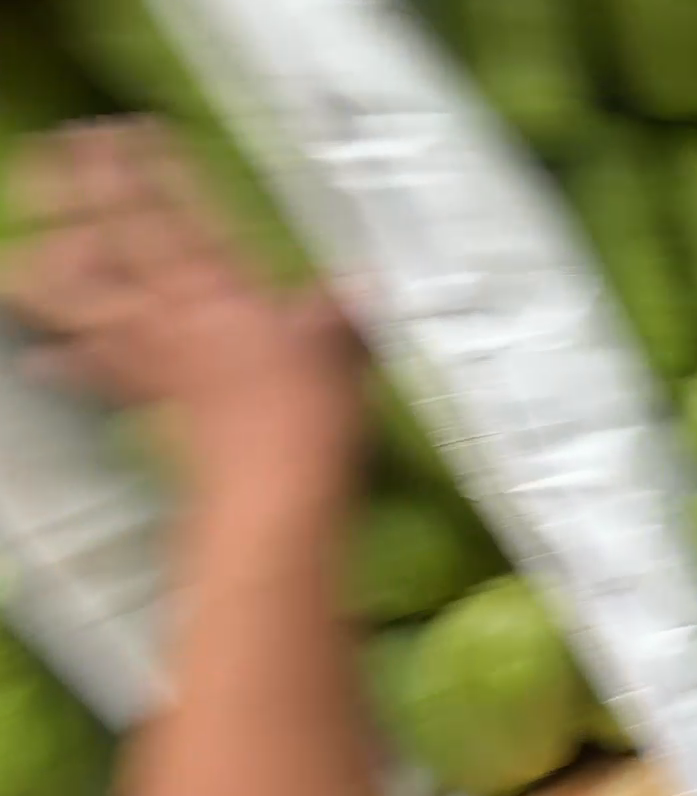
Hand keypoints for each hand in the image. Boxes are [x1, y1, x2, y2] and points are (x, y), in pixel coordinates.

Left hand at [2, 119, 361, 488]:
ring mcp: (144, 349)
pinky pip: (84, 363)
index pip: (173, 213)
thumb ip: (343, 312)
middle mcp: (167, 310)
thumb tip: (367, 282)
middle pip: (99, 234)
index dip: (152, 166)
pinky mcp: (141, 390)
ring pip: (64, 289)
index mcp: (220, 292)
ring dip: (50, 257)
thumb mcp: (345, 353)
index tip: (138, 129)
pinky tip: (52, 346)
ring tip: (54, 238)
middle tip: (68, 149)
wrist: (272, 485)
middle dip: (76, 184)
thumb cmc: (313, 415)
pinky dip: (62, 349)